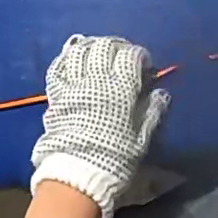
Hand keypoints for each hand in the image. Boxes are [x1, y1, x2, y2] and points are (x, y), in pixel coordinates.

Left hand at [30, 35, 170, 217]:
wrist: (77, 171)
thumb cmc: (114, 158)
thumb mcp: (141, 139)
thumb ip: (152, 113)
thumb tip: (161, 93)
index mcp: (121, 89)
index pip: (131, 56)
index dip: (139, 55)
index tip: (144, 63)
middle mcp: (96, 80)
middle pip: (105, 47)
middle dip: (116, 45)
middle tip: (122, 53)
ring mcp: (73, 84)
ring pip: (80, 51)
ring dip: (91, 45)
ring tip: (98, 49)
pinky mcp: (56, 92)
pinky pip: (58, 66)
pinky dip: (67, 57)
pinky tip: (73, 56)